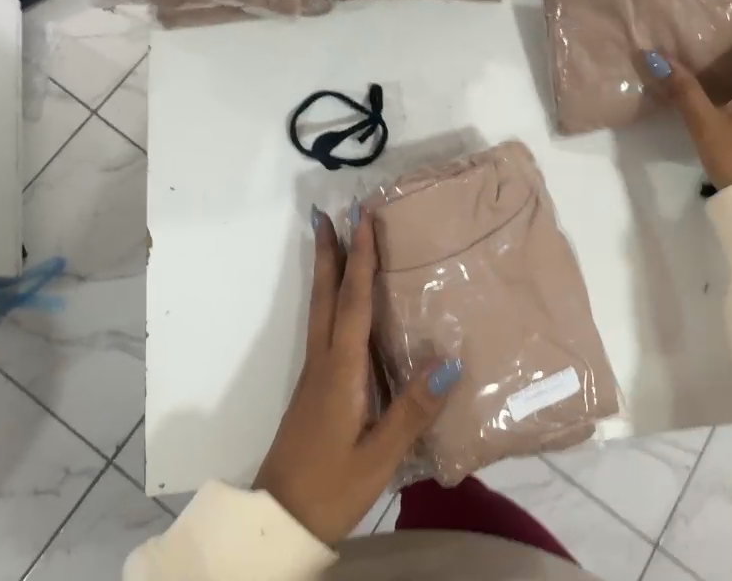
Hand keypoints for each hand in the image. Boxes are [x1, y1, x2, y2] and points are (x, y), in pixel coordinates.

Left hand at [254, 204, 461, 545]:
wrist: (281, 517)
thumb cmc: (332, 486)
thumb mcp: (380, 454)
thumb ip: (413, 408)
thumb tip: (451, 358)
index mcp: (341, 370)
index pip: (352, 301)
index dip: (360, 257)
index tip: (361, 217)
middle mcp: (324, 361)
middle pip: (326, 295)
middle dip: (330, 252)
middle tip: (328, 213)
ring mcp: (315, 374)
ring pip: (320, 308)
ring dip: (327, 270)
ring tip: (331, 240)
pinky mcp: (315, 388)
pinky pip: (323, 327)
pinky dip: (330, 299)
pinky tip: (340, 304)